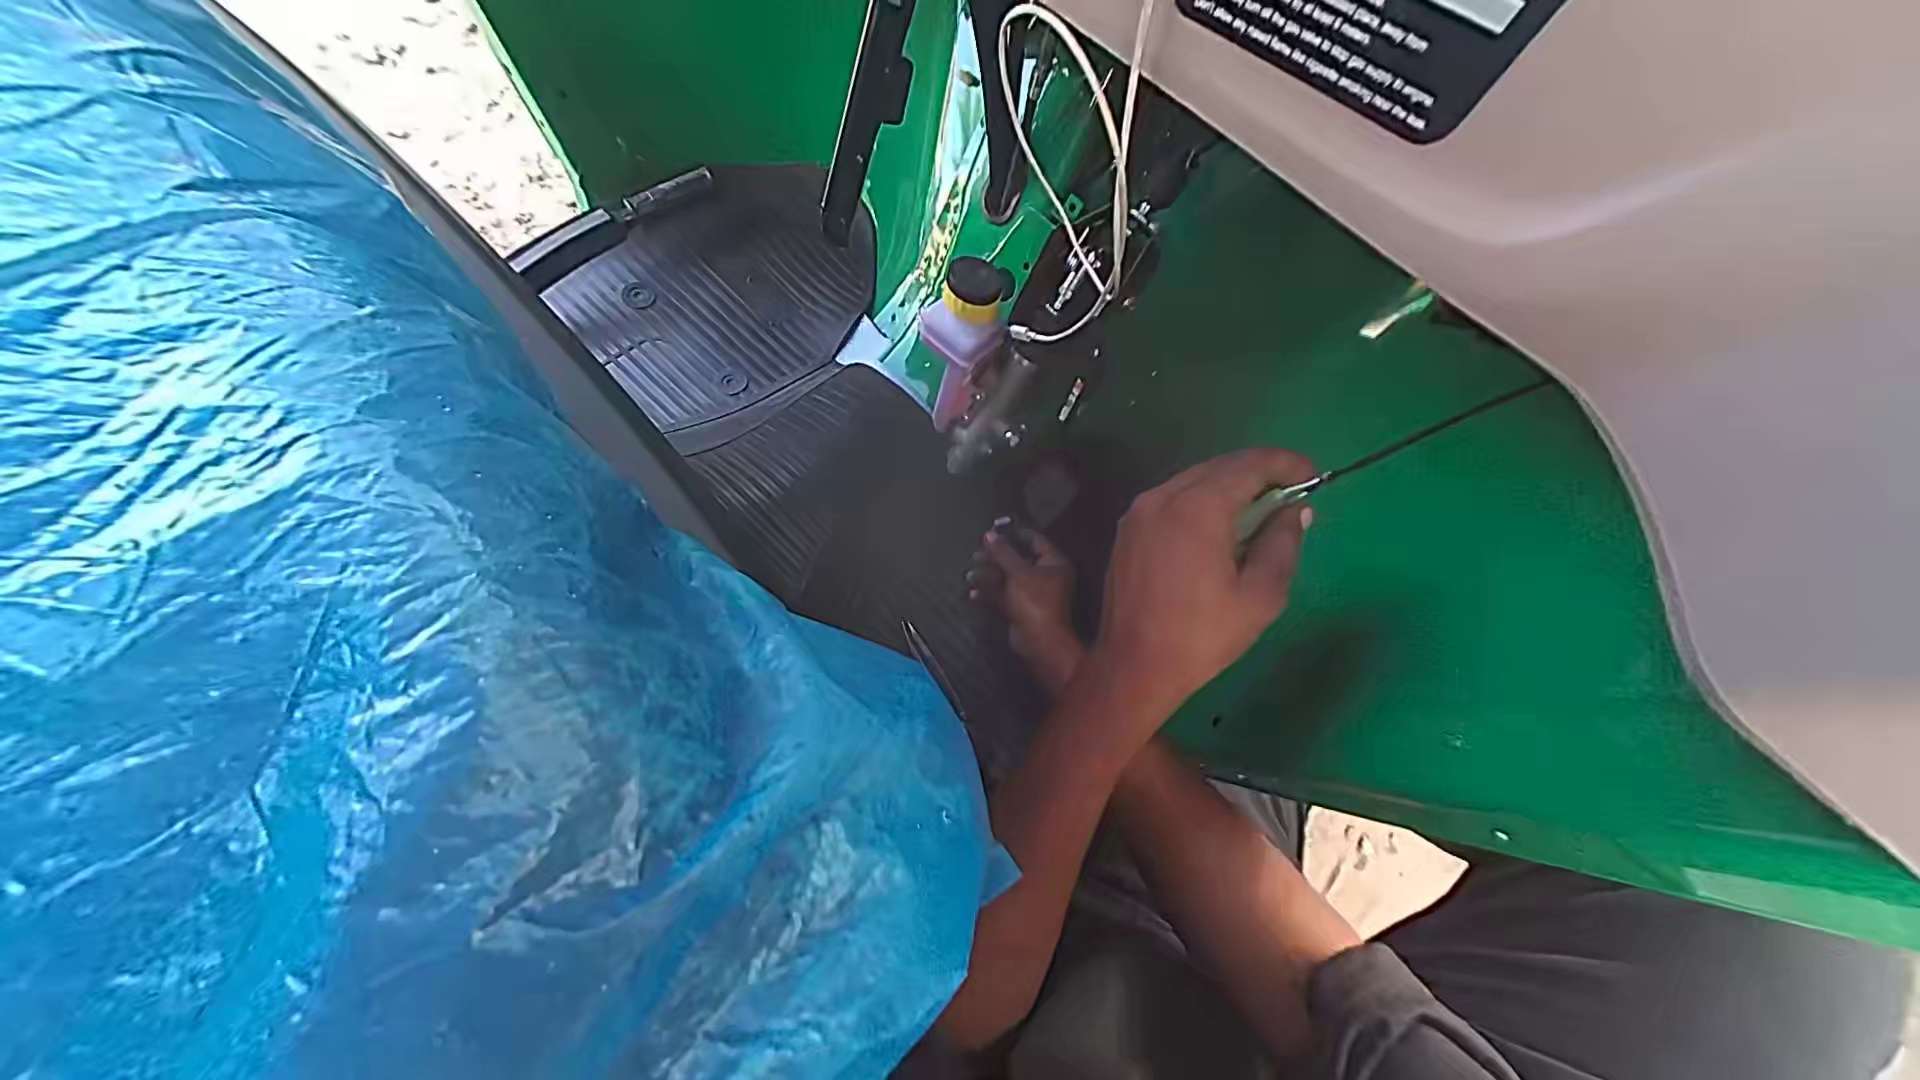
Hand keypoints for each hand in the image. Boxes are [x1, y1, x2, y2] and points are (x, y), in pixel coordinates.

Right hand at [969, 522, 1084, 693]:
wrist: (1038, 642)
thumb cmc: (1034, 602)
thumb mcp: (1017, 572)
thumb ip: (1002, 552)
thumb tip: (989, 534)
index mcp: (1053, 562)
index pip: (1034, 539)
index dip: (1013, 534)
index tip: (993, 532)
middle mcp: (1046, 575)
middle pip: (1018, 558)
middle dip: (996, 557)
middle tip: (976, 553)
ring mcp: (1033, 593)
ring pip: (1009, 577)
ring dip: (989, 575)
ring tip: (970, 573)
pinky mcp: (1022, 608)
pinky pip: (1004, 595)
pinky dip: (990, 592)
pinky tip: (974, 593)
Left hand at [1091, 448, 1315, 713]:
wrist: (1133, 665)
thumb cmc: (1202, 636)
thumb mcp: (1260, 594)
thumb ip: (1282, 542)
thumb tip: (1293, 510)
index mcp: (1197, 508)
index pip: (1248, 465)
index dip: (1285, 463)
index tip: (1312, 475)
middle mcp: (1161, 498)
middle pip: (1218, 467)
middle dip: (1257, 472)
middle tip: (1290, 492)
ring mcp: (1137, 513)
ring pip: (1191, 480)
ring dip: (1227, 485)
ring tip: (1258, 509)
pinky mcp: (1125, 530)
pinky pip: (1170, 499)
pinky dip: (1199, 501)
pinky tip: (1217, 525)